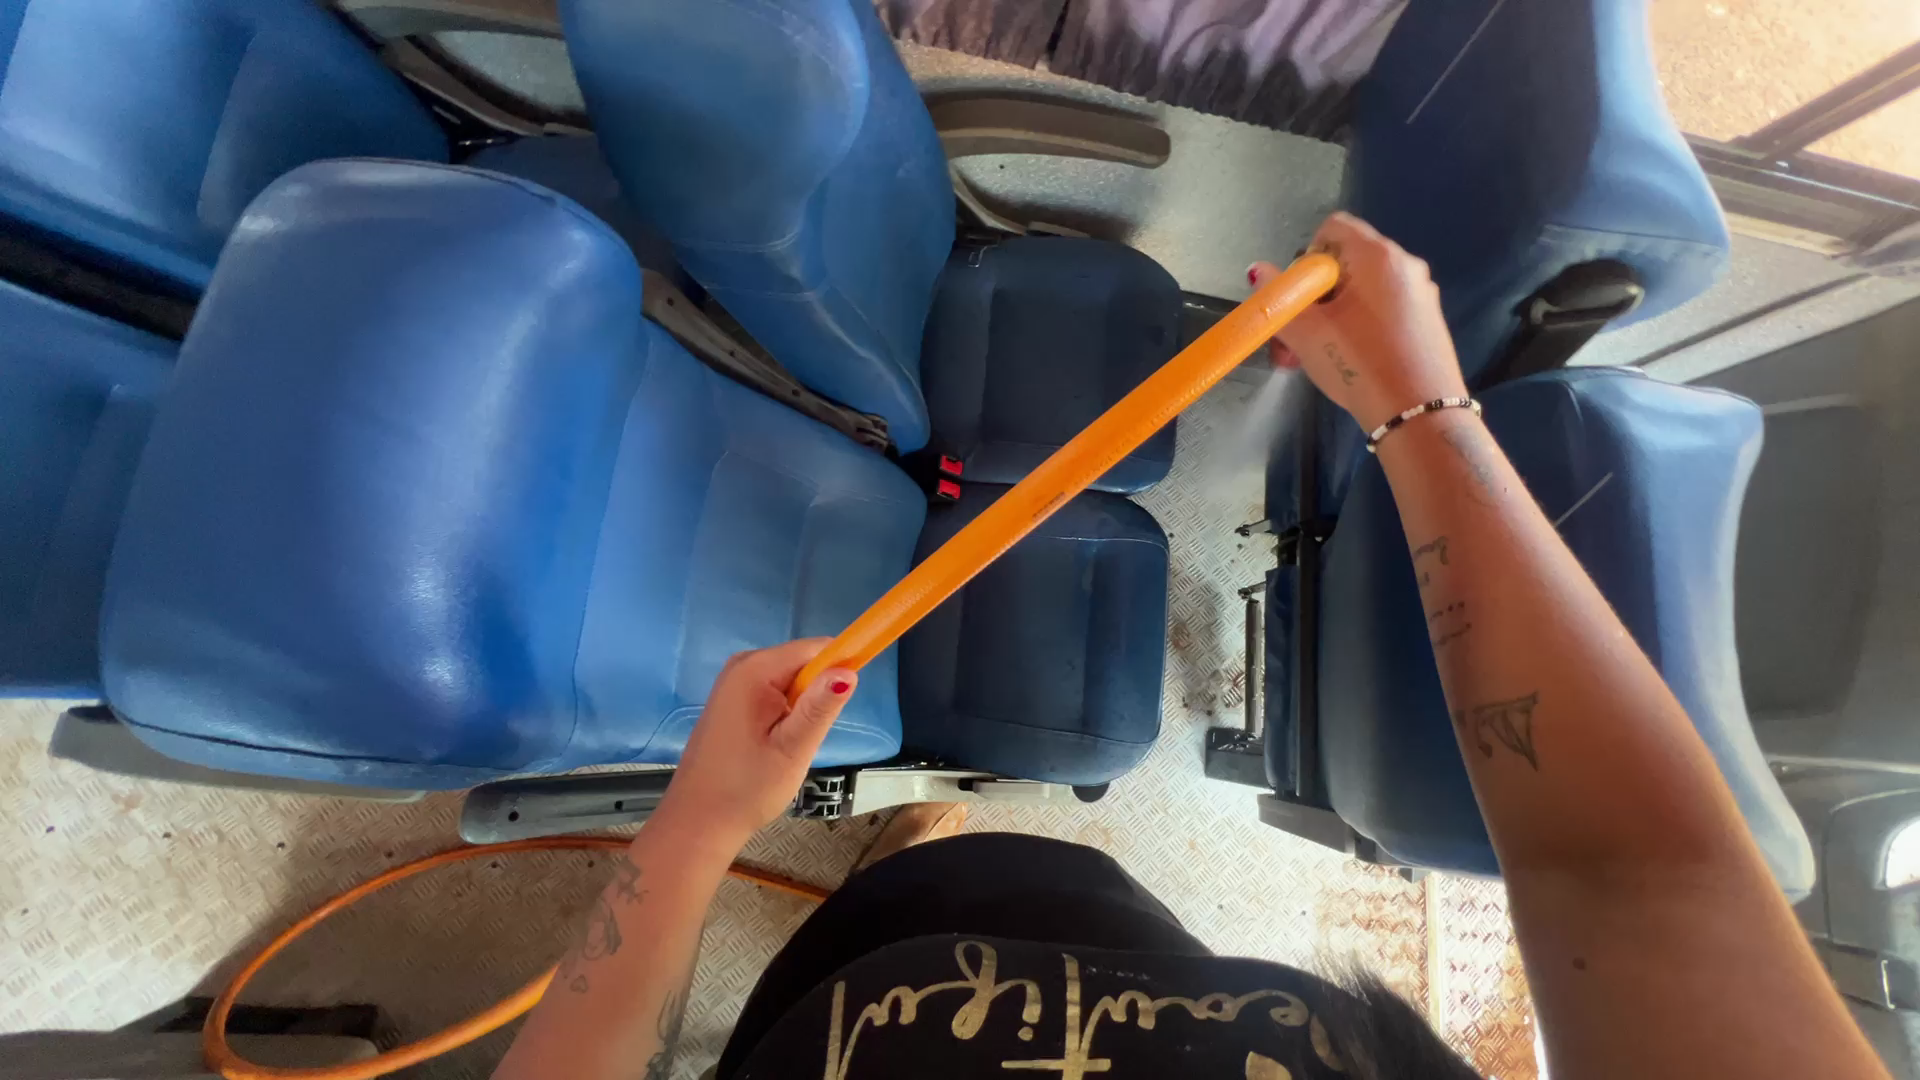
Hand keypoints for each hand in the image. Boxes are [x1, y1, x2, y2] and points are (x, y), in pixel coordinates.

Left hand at [655, 639, 855, 847]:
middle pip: (803, 661)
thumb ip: (820, 707)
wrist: (698, 823)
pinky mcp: (733, 697)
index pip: (815, 648)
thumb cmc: (746, 789)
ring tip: (788, 743)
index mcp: (755, 669)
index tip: (844, 703)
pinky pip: (775, 690)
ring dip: (801, 707)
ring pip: (792, 679)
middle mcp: (743, 664)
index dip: (838, 668)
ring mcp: (735, 681)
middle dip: (816, 694)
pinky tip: (773, 743)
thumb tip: (848, 670)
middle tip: (806, 736)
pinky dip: (785, 713)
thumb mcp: (793, 749)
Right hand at [1251, 211, 1466, 431]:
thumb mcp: (1306, 333)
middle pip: (1344, 263)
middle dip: (1311, 296)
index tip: (1297, 298)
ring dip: (1328, 316)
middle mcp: (1404, 265)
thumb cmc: (1358, 363)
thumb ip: (1278, 298)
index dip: (1304, 259)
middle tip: (1294, 336)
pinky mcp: (1425, 321)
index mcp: (1378, 256)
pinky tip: (1346, 360)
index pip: (1332, 228)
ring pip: (1360, 291)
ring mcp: (1419, 293)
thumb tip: (1258, 271)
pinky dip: (1355, 326)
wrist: (1418, 412)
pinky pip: (1379, 310)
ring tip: (1313, 355)